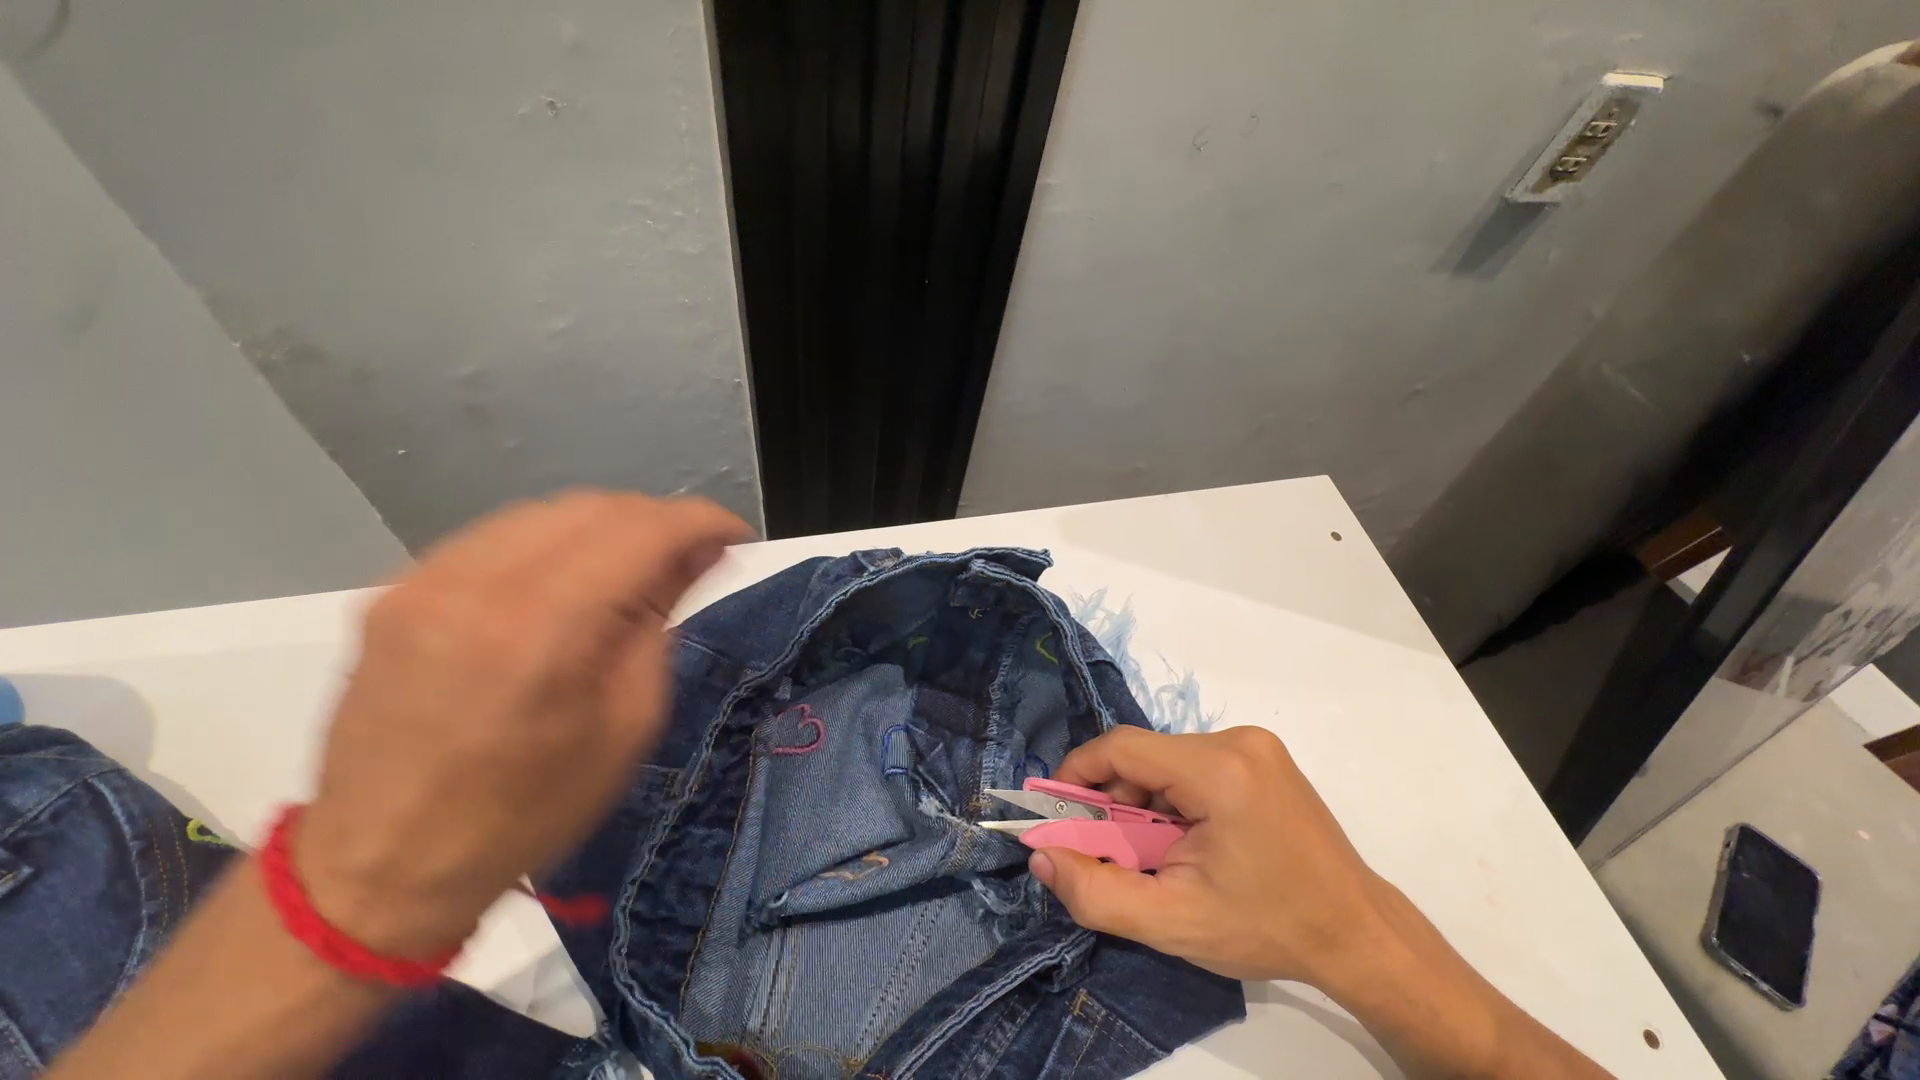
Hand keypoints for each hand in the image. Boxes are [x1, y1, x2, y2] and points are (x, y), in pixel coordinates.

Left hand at [292, 492, 748, 956]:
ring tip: (631, 566)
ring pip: (541, 513)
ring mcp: (421, 581)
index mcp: (542, 631)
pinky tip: (563, 580)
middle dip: (656, 520)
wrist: (382, 863)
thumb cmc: (528, 811)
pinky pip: (492, 538)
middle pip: (592, 508)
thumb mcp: (626, 724)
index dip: (699, 521)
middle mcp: (475, 585)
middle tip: (690, 555)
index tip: (734, 535)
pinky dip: (547, 544)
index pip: (639, 532)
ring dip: (603, 527)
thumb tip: (695, 556)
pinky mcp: (392, 592)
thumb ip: (659, 621)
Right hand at [1028, 726, 1388, 984]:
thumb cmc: (1267, 928)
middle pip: (1145, 755)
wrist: (1356, 933)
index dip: (1078, 774)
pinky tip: (1185, 840)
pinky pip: (1195, 765)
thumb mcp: (1172, 922)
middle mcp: (1239, 742)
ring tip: (1154, 854)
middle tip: (1110, 851)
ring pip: (1167, 760)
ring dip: (1144, 802)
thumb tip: (1042, 857)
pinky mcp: (1265, 758)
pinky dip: (1174, 798)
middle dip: (1115, 801)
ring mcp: (1257, 746)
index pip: (1122, 747)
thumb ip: (1096, 893)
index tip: (1057, 813)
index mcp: (1220, 771)